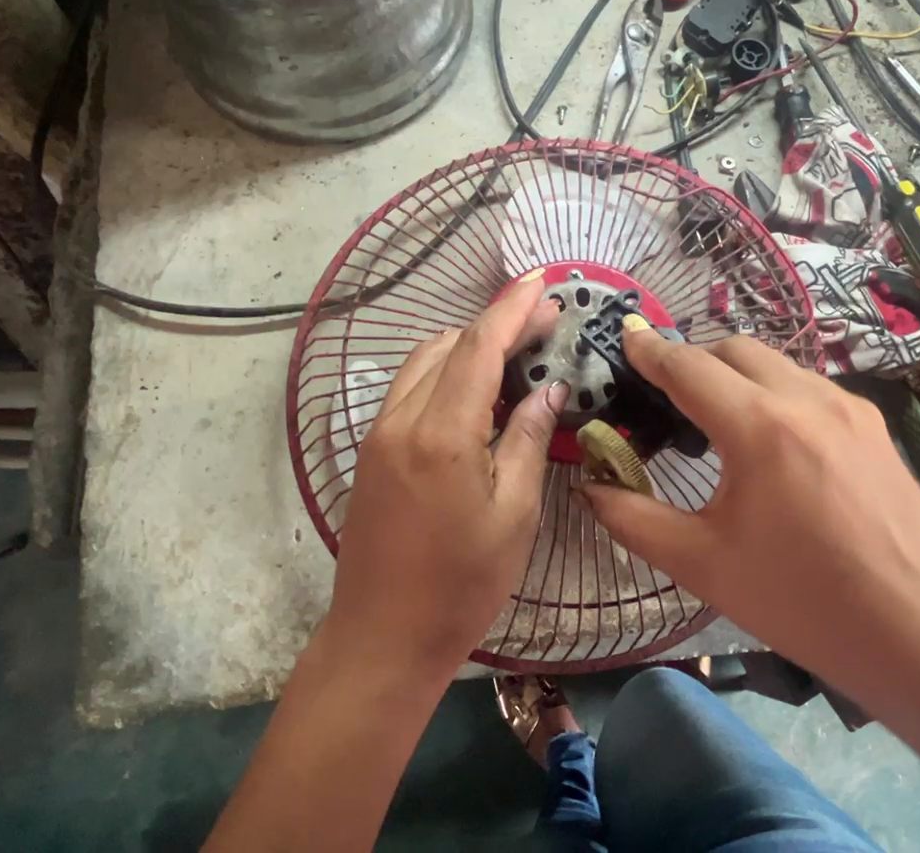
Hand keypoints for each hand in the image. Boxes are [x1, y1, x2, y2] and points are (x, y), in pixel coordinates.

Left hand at [325, 273, 563, 673]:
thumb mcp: (514, 514)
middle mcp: (400, 420)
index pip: (478, 347)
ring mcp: (378, 435)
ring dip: (468, 347)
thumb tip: (548, 389)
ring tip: (516, 356)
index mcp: (440, 434)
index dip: (511, 308)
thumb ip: (528, 440)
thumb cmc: (461, 585)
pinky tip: (476, 393)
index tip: (542, 281)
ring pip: (423, 363)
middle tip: (543, 327)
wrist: (383, 638)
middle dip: (495, 325)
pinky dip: (445, 374)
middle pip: (448, 346)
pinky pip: (409, 390)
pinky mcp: (371, 452)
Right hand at [579, 317, 919, 684]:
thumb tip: (591, 487)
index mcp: (760, 426)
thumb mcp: (704, 565)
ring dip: (737, 374)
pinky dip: (775, 394)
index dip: (650, 349)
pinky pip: (811, 389)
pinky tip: (772, 443)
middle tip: (665, 394)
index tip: (625, 333)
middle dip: (694, 358)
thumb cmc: (804, 602)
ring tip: (716, 419)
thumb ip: (635, 518)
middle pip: (735, 350)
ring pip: (778, 365)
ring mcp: (851, 410)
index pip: (689, 366)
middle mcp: (808, 399)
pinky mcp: (877, 430)